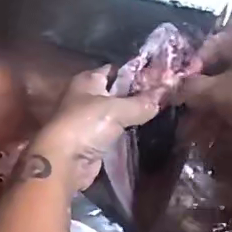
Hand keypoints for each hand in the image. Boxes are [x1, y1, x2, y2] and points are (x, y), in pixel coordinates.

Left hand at [27, 67, 164, 191]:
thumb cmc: (86, 125)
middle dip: (139, 94)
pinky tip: (146, 131)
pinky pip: (116, 132)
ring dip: (134, 115)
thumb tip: (165, 93)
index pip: (116, 70)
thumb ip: (142, 102)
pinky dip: (128, 132)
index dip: (136, 72)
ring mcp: (89, 121)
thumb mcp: (117, 109)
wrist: (65, 162)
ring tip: (161, 111)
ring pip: (118, 113)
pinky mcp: (94, 141)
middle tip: (166, 95)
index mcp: (88, 80)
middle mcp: (87, 97)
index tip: (160, 76)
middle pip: (118, 92)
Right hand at [175, 23, 231, 146]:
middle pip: (225, 66)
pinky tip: (212, 131)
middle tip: (183, 112)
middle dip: (201, 93)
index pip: (215, 42)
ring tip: (193, 129)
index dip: (193, 66)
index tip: (178, 89)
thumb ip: (192, 89)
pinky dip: (229, 113)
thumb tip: (170, 90)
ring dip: (211, 108)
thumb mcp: (221, 93)